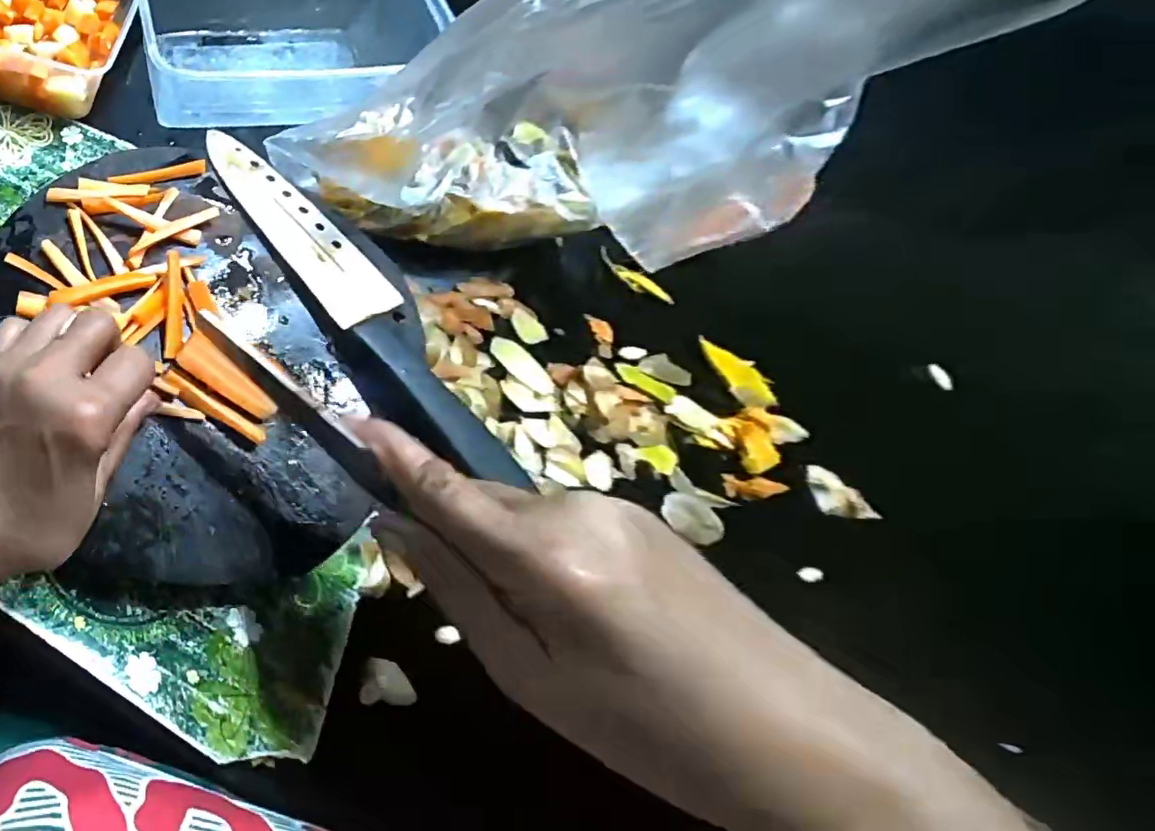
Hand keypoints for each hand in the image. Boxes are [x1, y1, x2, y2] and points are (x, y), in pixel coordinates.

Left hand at [0, 307, 156, 589]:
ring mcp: (12, 366)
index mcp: (87, 414)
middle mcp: (50, 377)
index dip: (140, 377)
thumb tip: (150, 395)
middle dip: (110, 345)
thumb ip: (125, 431)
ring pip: (60, 313)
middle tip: (99, 375)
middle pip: (100, 321)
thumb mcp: (96, 488)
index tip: (129, 395)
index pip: (136, 360)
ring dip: (72, 335)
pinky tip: (34, 366)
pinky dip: (34, 337)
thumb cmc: (39, 523)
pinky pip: (20, 324)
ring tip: (67, 365)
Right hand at [347, 417, 1027, 830]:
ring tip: (542, 621)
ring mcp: (612, 504)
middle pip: (478, 498)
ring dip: (499, 544)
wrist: (811, 745)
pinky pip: (555, 516)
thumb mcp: (531, 678)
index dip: (394, 452)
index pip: (445, 488)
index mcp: (545, 557)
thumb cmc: (650, 731)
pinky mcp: (638, 512)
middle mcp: (574, 508)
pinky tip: (581, 605)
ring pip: (516, 509)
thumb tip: (394, 525)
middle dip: (452, 526)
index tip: (354, 419)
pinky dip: (536, 546)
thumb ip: (454, 590)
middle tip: (467, 596)